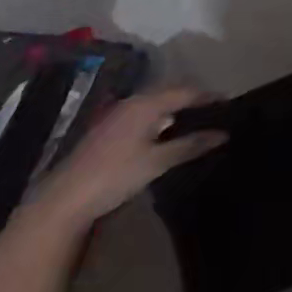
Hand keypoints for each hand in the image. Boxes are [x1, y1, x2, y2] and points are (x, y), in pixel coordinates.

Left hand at [31, 87, 226, 228]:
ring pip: (155, 103)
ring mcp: (117, 115)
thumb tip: (223, 134)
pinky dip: (160, 117)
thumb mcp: (158, 161)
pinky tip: (166, 134)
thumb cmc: (115, 176)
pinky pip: (144, 114)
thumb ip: (191, 144)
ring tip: (195, 121)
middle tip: (214, 111)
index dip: (208, 96)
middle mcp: (132, 102)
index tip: (228, 102)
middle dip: (192, 99)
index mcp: (146, 104)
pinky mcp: (108, 129)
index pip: (185, 91)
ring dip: (175, 108)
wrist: (63, 200)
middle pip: (170, 92)